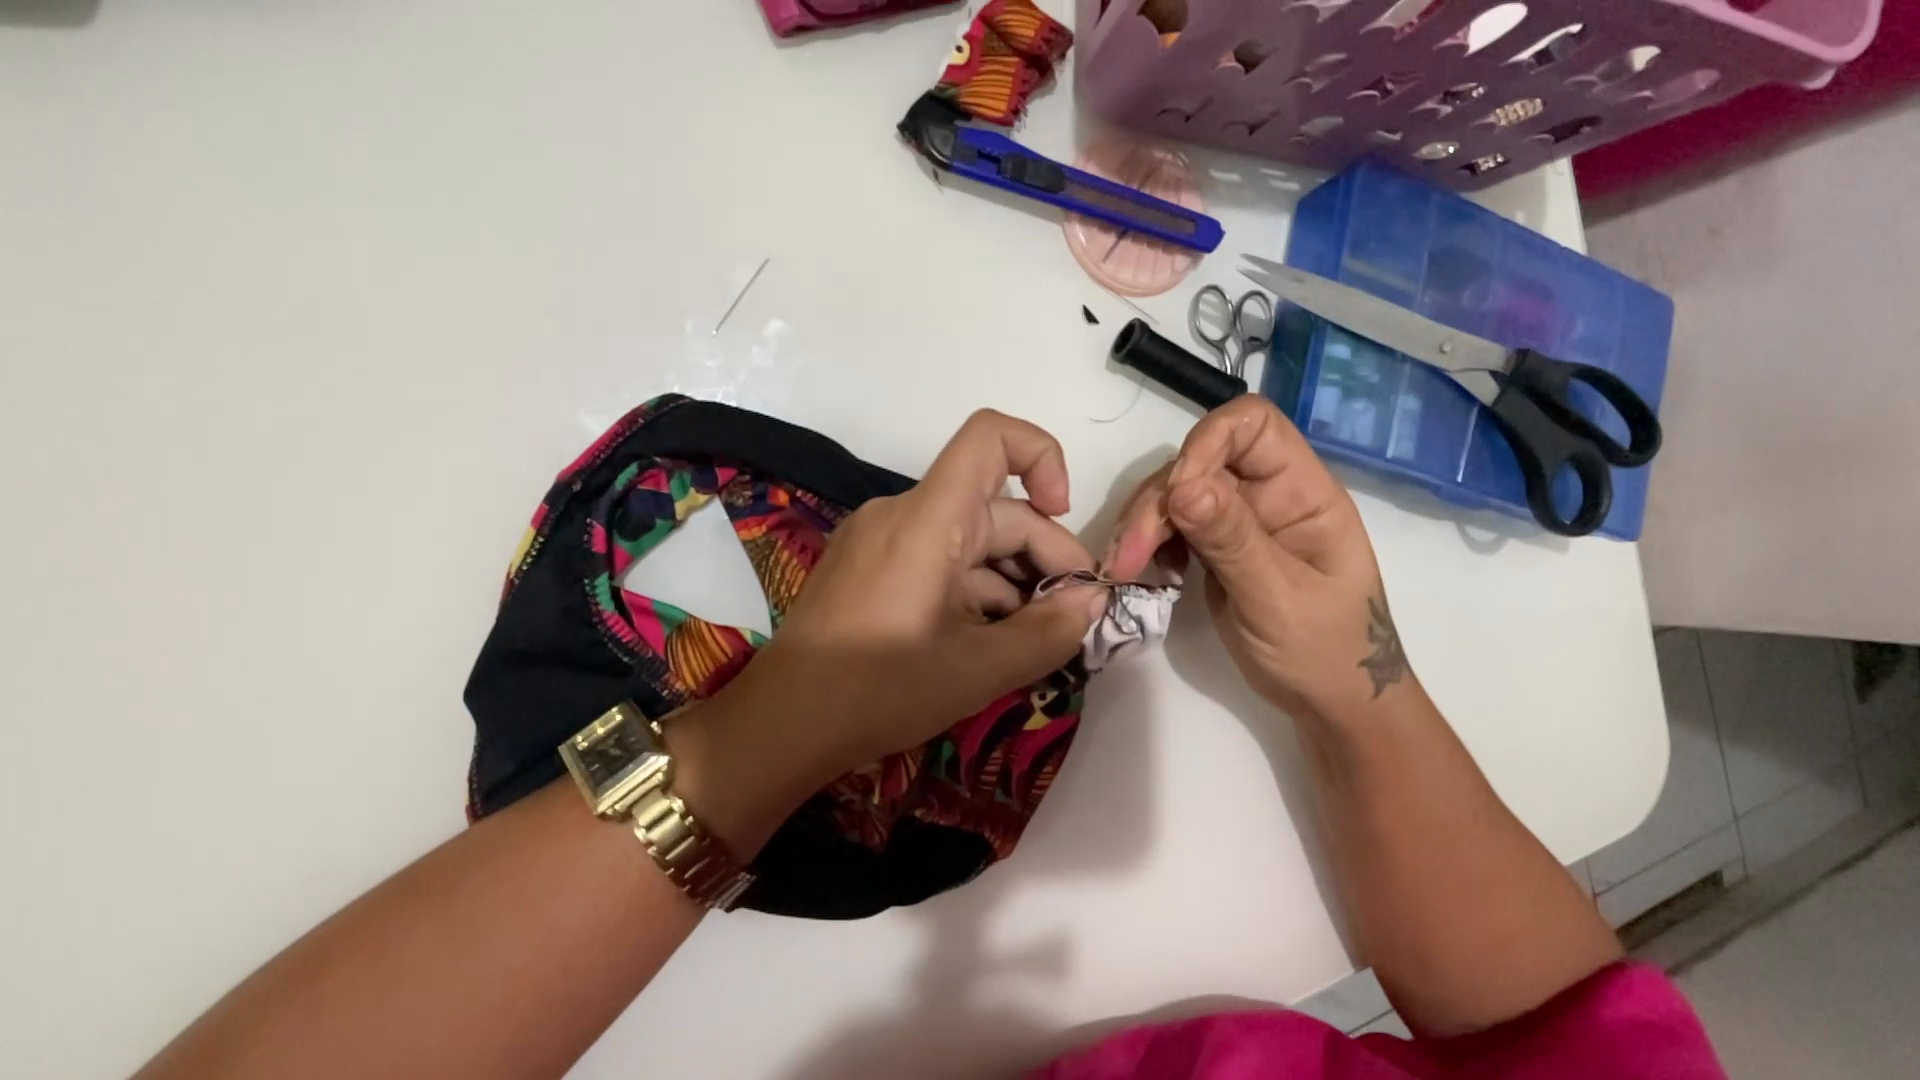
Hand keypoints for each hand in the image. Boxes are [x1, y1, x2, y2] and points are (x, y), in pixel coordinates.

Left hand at [718, 409, 1107, 780]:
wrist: (782, 724)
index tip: (1063, 515)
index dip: (1042, 457)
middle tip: (1073, 618)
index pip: (991, 438)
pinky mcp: (867, 571)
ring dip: (1010, 582)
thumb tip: (1093, 602)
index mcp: (928, 519)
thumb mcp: (979, 669)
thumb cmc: (880, 690)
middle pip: (992, 508)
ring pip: (966, 541)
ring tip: (1035, 641)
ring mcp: (879, 543)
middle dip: (1042, 556)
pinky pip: (935, 563)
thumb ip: (1049, 631)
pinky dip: (972, 592)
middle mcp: (902, 514)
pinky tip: (988, 643)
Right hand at [1103, 396, 1409, 722]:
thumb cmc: (1325, 653)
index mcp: (1303, 492)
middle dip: (1157, 501)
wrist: (1332, 704)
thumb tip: (1181, 485)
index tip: (1175, 494)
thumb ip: (1232, 541)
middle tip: (1126, 557)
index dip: (1207, 441)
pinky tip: (1144, 573)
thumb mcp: (1278, 599)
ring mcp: (1241, 522)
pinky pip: (1173, 527)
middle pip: (1199, 461)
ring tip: (1122, 570)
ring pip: (1177, 494)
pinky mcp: (1216, 549)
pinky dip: (1148, 544)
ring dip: (1143, 525)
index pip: (1253, 426)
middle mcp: (1269, 495)